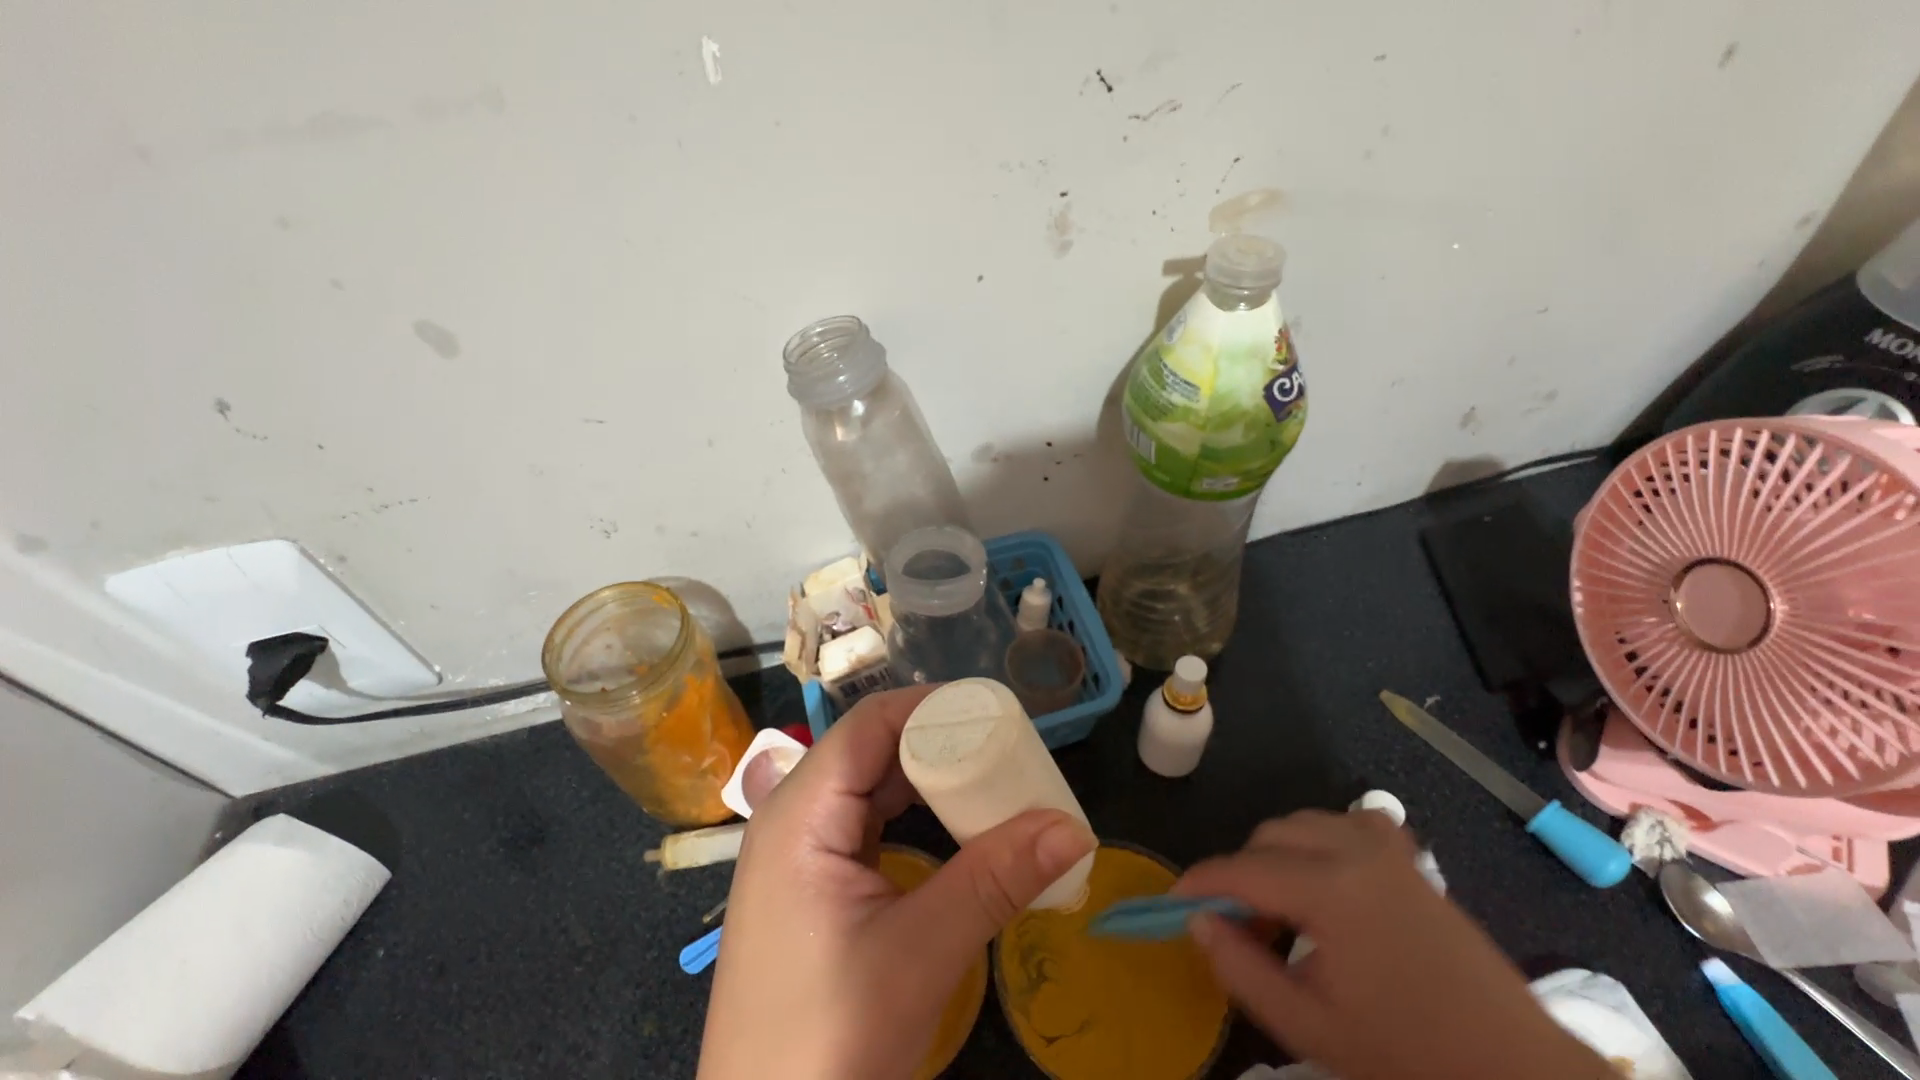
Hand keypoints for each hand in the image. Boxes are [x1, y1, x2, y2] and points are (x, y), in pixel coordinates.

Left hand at [698, 686, 1096, 1079]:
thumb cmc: (830, 1035)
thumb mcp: (920, 953)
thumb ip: (995, 881)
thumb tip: (1075, 828)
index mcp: (800, 814)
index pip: (869, 724)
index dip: (933, 708)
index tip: (1001, 716)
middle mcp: (793, 820)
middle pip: (872, 752)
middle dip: (942, 747)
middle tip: (1014, 757)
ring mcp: (799, 857)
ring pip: (872, 791)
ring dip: (933, 786)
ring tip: (999, 789)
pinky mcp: (813, 891)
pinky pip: (869, 830)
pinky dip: (917, 823)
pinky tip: (959, 835)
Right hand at [1175, 810, 1611, 1079]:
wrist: (1513, 1067)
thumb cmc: (1406, 1052)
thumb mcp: (1308, 1025)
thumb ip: (1241, 968)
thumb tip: (1199, 921)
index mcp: (1331, 890)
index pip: (1241, 869)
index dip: (1199, 884)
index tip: (1171, 905)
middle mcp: (1357, 851)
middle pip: (1269, 837)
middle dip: (1240, 873)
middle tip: (1237, 928)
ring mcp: (1390, 851)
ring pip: (1305, 823)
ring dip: (1278, 855)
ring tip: (1280, 912)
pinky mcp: (1413, 862)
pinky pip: (1351, 825)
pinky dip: (1323, 842)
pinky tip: (1328, 883)